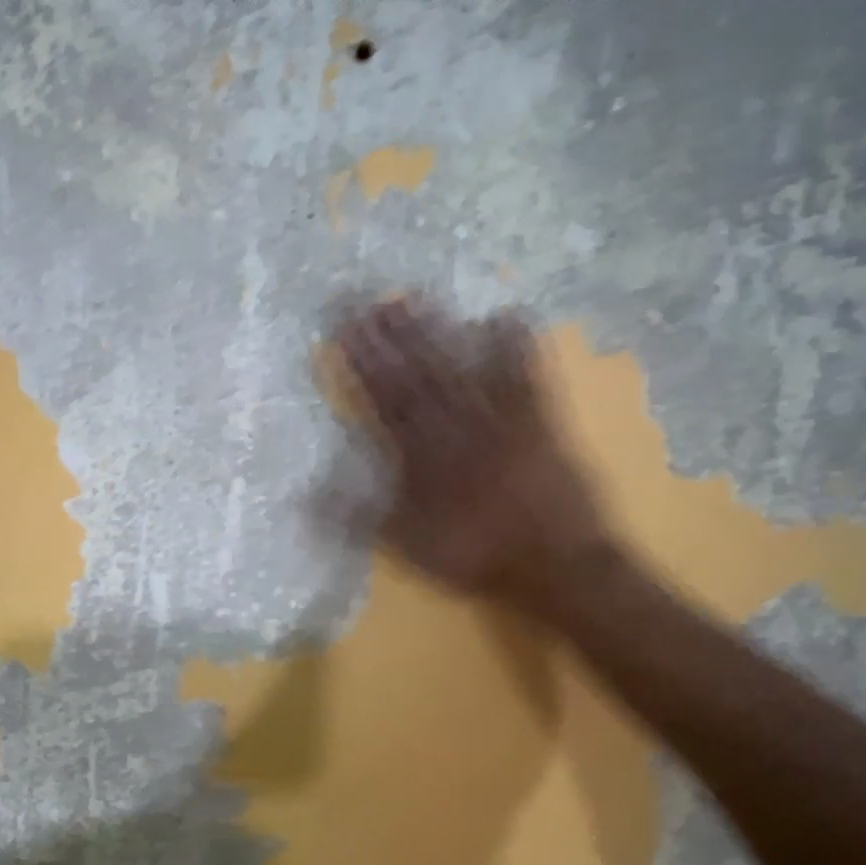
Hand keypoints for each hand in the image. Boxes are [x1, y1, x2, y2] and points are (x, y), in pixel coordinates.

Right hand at [335, 298, 618, 605]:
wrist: (560, 565)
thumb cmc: (478, 558)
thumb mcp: (409, 546)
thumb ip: (358, 518)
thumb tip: (305, 496)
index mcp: (421, 457)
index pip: (385, 401)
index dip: (363, 364)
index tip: (344, 329)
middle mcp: (457, 428)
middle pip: (419, 375)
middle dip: (393, 337)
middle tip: (372, 298)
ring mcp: (500, 420)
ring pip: (462, 368)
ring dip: (438, 332)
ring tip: (416, 298)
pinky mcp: (540, 421)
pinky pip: (525, 376)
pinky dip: (513, 346)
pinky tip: (501, 315)